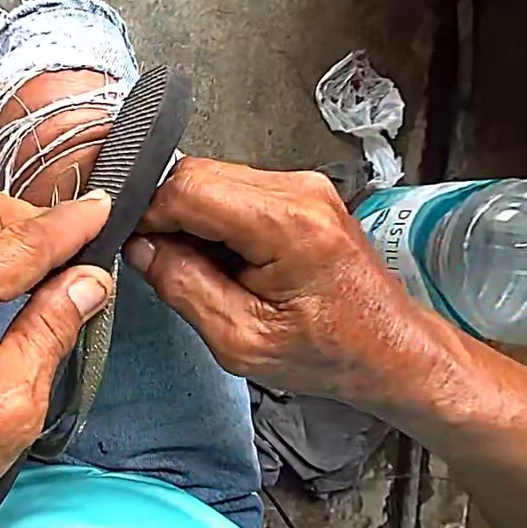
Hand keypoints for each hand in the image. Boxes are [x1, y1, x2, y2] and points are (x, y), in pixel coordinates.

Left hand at [0, 189, 113, 527]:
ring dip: (16, 235)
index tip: (104, 208)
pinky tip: (18, 280)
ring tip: (55, 268)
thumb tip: (90, 281)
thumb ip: (53, 327)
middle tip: (79, 250)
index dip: (71, 223)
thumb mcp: (15, 401)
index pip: (22, 243)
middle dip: (39, 221)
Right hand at [126, 157, 452, 405]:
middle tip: (162, 260)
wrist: (390, 349)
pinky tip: (222, 255)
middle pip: (196, 174)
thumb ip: (182, 287)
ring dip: (189, 216)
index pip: (188, 189)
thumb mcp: (241, 341)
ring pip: (212, 177)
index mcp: (289, 225)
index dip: (149, 215)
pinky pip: (233, 188)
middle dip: (166, 214)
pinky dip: (212, 217)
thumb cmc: (330, 354)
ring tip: (199, 265)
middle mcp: (299, 189)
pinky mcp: (300, 191)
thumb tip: (140, 247)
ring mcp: (302, 185)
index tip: (136, 246)